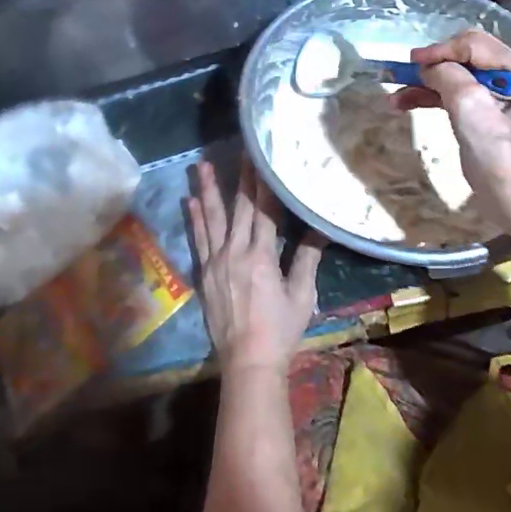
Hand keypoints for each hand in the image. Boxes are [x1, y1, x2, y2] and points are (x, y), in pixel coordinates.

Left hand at [188, 158, 323, 374]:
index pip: (264, 210)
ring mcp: (216, 262)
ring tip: (201, 165)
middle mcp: (235, 252)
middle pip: (239, 207)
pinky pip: (199, 240)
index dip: (265, 182)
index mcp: (261, 256)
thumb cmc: (281, 329)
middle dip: (242, 176)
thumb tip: (321, 228)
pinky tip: (189, 201)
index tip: (264, 157)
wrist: (248, 362)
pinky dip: (194, 220)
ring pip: (212, 218)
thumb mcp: (302, 294)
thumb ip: (307, 258)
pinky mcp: (205, 274)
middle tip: (240, 149)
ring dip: (207, 190)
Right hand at [392, 29, 510, 229]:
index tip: (411, 64)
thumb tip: (431, 68)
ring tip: (397, 96)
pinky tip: (410, 103)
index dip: (440, 51)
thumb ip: (450, 79)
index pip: (474, 44)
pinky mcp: (500, 110)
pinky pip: (465, 93)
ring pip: (462, 75)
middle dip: (433, 66)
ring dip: (430, 83)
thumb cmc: (501, 163)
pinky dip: (439, 97)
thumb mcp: (472, 114)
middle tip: (403, 77)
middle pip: (468, 56)